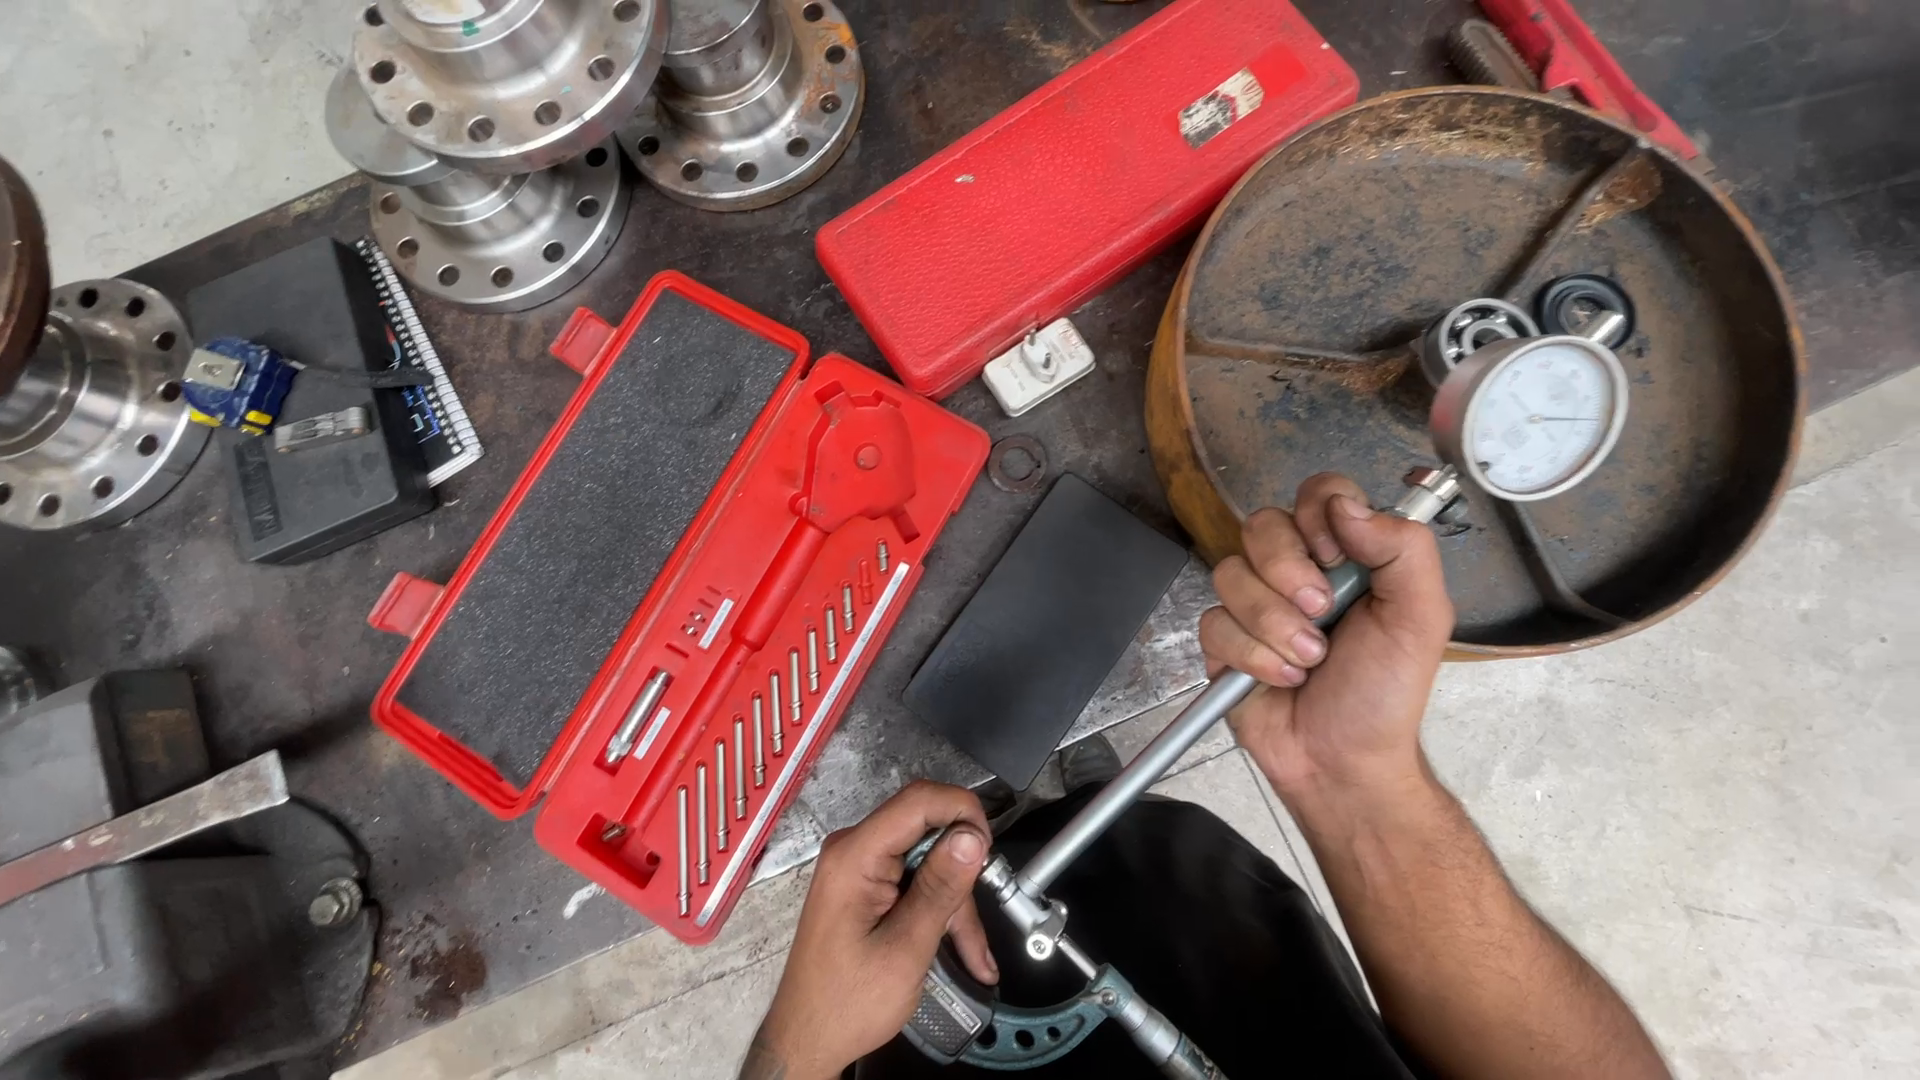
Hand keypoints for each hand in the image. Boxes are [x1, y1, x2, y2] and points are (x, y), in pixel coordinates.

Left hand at [743, 781, 999, 1079]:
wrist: (807, 1041)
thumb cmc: (847, 1003)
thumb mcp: (905, 949)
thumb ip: (939, 888)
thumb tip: (971, 836)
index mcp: (855, 854)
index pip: (918, 800)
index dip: (961, 811)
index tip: (987, 849)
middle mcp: (855, 848)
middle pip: (927, 831)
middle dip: (961, 872)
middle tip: (980, 913)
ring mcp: (860, 866)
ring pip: (927, 861)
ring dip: (954, 903)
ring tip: (973, 954)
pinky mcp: (867, 884)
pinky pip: (913, 879)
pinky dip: (938, 909)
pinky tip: (960, 946)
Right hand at [1198, 473, 1453, 800]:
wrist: (1343, 761)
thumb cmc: (1386, 691)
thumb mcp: (1420, 618)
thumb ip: (1404, 550)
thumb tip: (1345, 506)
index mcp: (1343, 554)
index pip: (1316, 493)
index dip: (1316, 515)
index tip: (1337, 558)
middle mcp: (1292, 569)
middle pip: (1260, 525)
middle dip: (1287, 573)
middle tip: (1321, 614)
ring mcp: (1251, 603)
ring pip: (1229, 573)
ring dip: (1273, 624)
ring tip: (1307, 662)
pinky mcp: (1220, 639)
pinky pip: (1213, 623)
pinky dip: (1251, 655)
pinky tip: (1280, 679)